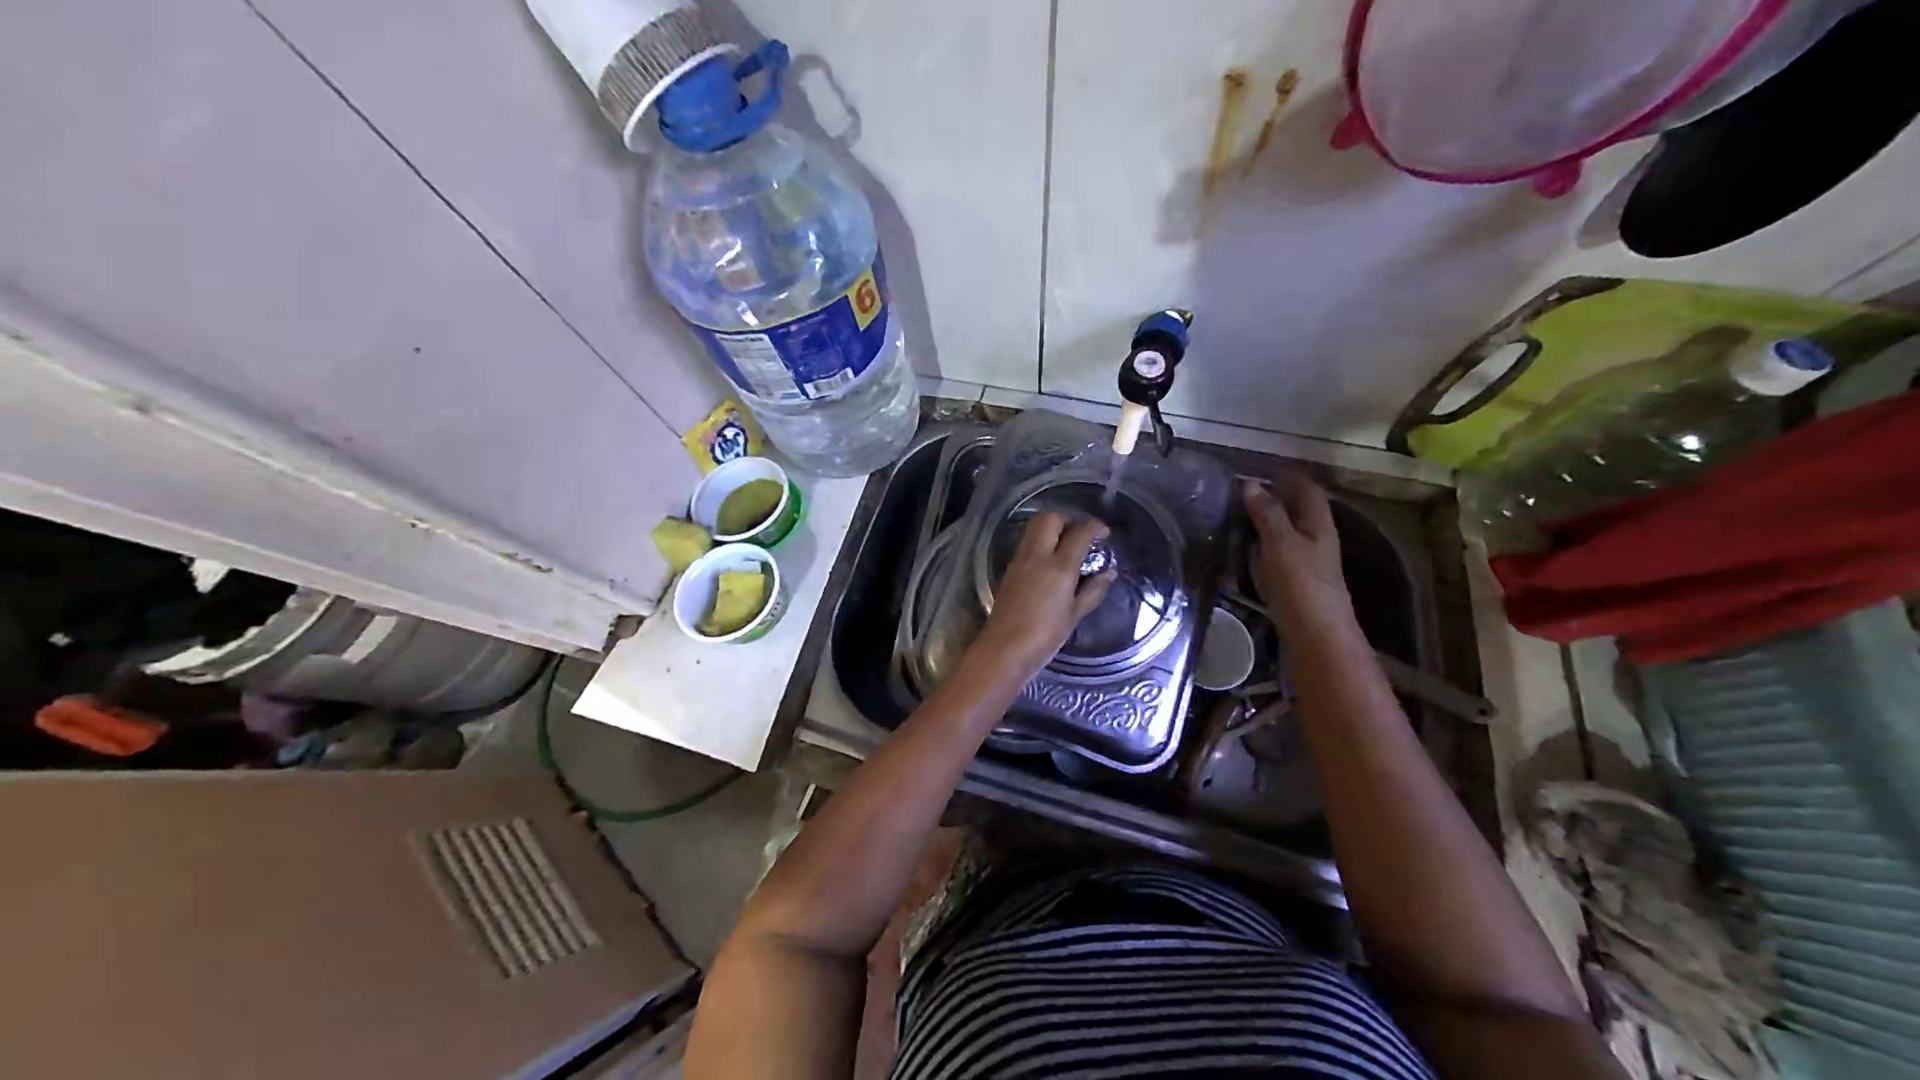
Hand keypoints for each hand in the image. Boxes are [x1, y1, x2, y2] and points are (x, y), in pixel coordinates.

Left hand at [969, 512, 1115, 679]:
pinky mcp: (1009, 569)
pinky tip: (1051, 559)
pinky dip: (1041, 542)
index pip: (1079, 533)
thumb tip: (1108, 573)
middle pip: (1050, 518)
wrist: (1004, 649)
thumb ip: (1093, 590)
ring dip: (1053, 527)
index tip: (1104, 532)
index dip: (1095, 527)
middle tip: (1082, 533)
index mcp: (1058, 567)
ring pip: (1034, 527)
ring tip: (1068, 544)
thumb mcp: (1075, 615)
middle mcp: (1037, 556)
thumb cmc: (1044, 636)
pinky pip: (1026, 544)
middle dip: (1069, 518)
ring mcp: (1019, 561)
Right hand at [1244, 473, 1355, 636]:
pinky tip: (1244, 552)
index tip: (1259, 468)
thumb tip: (1249, 484)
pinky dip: (1262, 546)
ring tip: (1236, 516)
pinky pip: (1278, 554)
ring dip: (1266, 522)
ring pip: (1287, 533)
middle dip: (1274, 497)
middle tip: (1240, 492)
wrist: (1316, 636)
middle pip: (1298, 510)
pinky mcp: (1295, 583)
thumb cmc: (1301, 585)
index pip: (1307, 489)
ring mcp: (1307, 563)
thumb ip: (1267, 513)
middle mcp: (1316, 540)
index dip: (1287, 476)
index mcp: (1318, 525)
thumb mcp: (1280, 543)